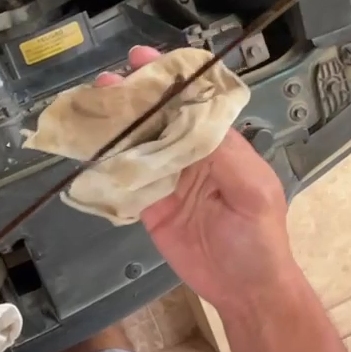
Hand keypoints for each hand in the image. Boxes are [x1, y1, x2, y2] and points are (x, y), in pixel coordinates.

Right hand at [95, 47, 301, 313]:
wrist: (245, 291)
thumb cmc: (260, 241)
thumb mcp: (253, 192)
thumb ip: (225, 154)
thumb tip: (192, 118)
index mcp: (221, 145)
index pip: (192, 103)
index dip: (168, 80)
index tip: (143, 60)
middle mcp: (192, 157)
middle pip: (159, 119)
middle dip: (134, 98)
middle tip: (107, 82)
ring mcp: (169, 180)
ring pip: (140, 145)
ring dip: (117, 126)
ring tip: (92, 107)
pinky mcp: (151, 207)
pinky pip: (127, 181)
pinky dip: (108, 165)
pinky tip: (89, 149)